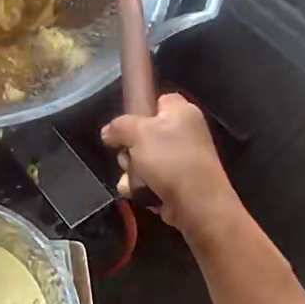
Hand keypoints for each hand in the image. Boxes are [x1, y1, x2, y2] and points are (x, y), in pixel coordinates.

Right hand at [101, 93, 240, 235]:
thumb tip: (108, 133)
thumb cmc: (169, 159)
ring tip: (134, 178)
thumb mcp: (137, 133)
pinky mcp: (175, 181)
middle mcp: (184, 133)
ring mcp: (180, 159)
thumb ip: (118, 126)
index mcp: (182, 113)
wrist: (196, 203)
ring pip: (140, 158)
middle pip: (143, 132)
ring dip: (131, 169)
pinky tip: (137, 191)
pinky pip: (147, 178)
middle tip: (128, 153)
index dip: (141, 108)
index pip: (159, 100)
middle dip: (129, 146)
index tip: (127, 121)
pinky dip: (139, 185)